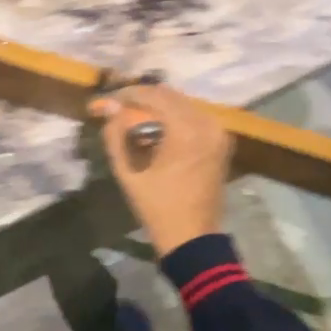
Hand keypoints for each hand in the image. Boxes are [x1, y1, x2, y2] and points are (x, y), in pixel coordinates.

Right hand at [95, 85, 232, 255]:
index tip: (108, 100)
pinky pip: (195, 118)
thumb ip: (116, 136)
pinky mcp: (221, 141)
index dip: (128, 94)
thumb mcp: (129, 173)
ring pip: (184, 105)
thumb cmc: (157, 207)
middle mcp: (207, 123)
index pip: (154, 96)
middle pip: (171, 96)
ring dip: (159, 107)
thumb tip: (109, 109)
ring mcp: (218, 131)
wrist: (192, 236)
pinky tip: (158, 128)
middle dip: (144, 98)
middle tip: (119, 106)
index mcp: (186, 130)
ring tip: (135, 116)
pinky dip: (175, 118)